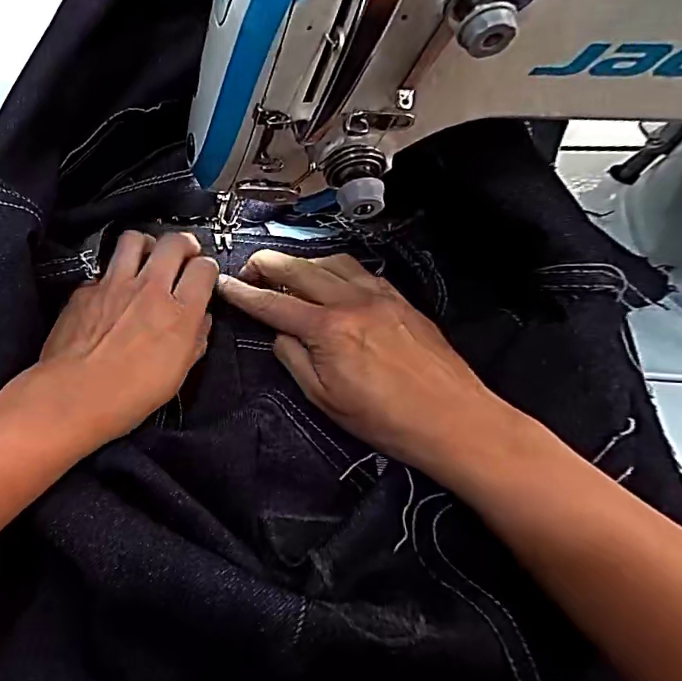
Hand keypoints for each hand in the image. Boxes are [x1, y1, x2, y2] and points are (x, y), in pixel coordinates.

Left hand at [25, 231, 217, 440]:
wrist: (73, 396)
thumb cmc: (124, 396)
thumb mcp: (176, 375)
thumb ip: (194, 341)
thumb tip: (200, 325)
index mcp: (179, 313)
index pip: (204, 268)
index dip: (207, 268)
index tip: (203, 274)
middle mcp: (149, 290)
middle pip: (175, 243)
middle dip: (184, 243)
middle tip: (183, 252)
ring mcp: (115, 285)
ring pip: (135, 239)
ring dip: (146, 244)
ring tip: (147, 254)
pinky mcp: (87, 289)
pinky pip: (104, 267)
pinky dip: (112, 272)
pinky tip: (114, 288)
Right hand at [216, 250, 521, 471]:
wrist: (454, 419)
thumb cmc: (393, 420)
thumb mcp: (326, 400)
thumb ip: (294, 360)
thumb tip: (280, 336)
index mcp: (329, 330)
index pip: (273, 303)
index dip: (244, 294)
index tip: (228, 287)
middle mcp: (353, 303)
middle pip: (298, 269)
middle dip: (267, 263)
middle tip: (250, 268)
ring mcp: (379, 296)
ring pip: (330, 262)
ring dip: (302, 260)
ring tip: (287, 269)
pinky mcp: (400, 300)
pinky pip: (360, 270)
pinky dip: (337, 268)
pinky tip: (333, 278)